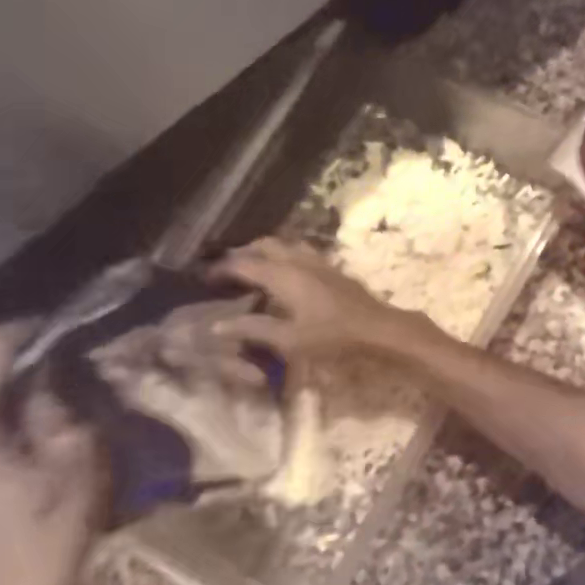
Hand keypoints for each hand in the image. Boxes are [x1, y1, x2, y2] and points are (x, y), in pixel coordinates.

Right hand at [209, 237, 427, 357]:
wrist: (379, 328)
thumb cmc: (334, 336)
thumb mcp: (290, 339)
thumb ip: (254, 330)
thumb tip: (217, 327)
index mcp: (282, 275)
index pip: (242, 264)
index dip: (222, 270)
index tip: (205, 279)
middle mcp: (298, 260)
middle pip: (264, 245)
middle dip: (243, 252)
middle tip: (229, 268)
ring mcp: (319, 262)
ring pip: (285, 244)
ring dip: (266, 251)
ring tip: (256, 266)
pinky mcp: (334, 269)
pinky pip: (302, 252)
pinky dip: (287, 256)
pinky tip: (289, 273)